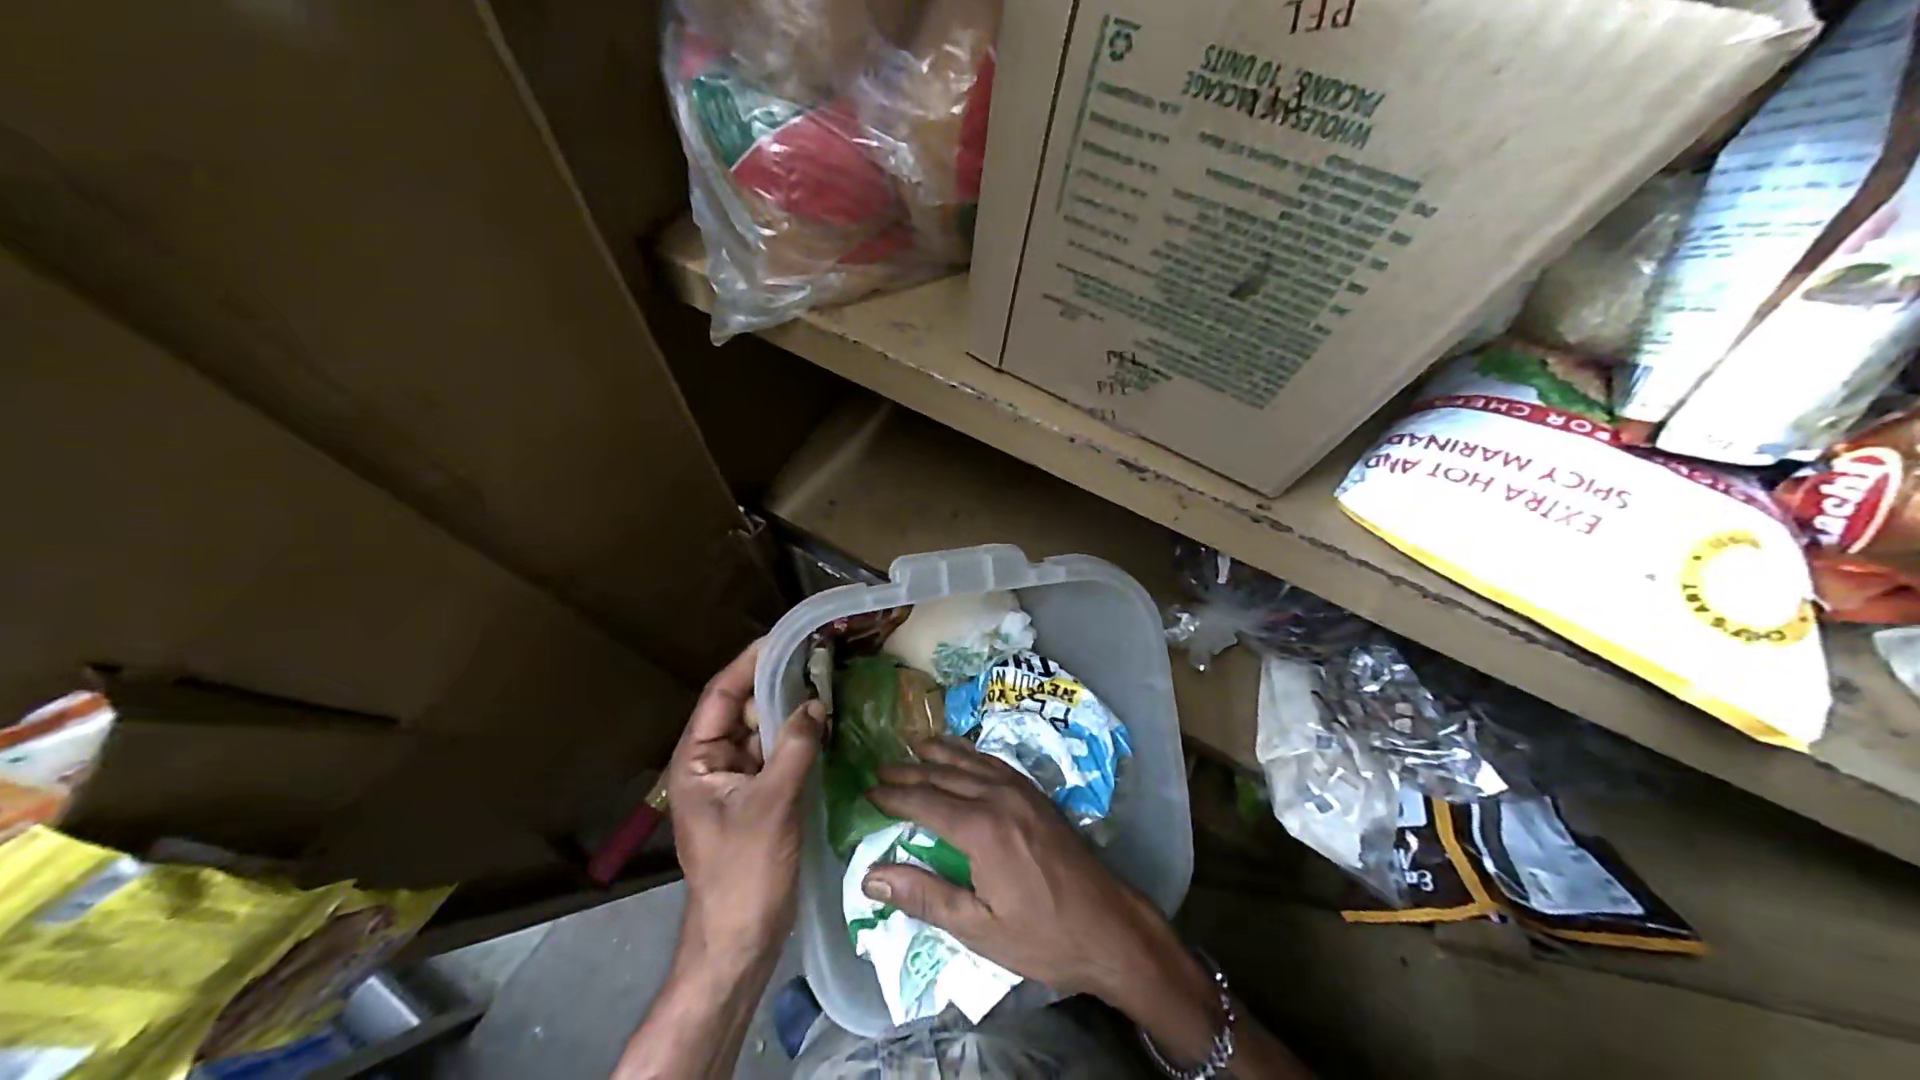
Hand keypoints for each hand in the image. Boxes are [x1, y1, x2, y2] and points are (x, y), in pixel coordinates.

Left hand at [665, 640, 825, 965]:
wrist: (742, 938)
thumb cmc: (745, 872)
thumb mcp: (772, 804)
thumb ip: (795, 747)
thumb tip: (816, 703)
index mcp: (697, 760)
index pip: (721, 695)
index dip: (750, 663)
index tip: (783, 638)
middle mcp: (712, 764)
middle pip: (745, 710)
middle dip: (779, 686)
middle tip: (819, 660)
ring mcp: (736, 782)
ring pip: (765, 732)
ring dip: (793, 713)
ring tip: (828, 684)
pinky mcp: (759, 798)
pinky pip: (778, 756)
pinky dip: (800, 740)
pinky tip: (827, 726)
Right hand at [863, 738, 1312, 1078]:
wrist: (1111, 927)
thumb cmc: (1041, 936)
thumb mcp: (977, 928)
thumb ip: (923, 896)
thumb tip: (870, 876)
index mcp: (980, 828)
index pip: (923, 802)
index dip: (893, 796)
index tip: (867, 790)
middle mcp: (998, 798)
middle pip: (944, 776)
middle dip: (910, 771)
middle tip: (880, 766)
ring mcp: (1022, 792)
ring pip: (971, 762)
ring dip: (940, 752)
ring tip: (914, 742)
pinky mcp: (1038, 796)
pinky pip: (996, 763)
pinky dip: (972, 754)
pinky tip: (966, 755)